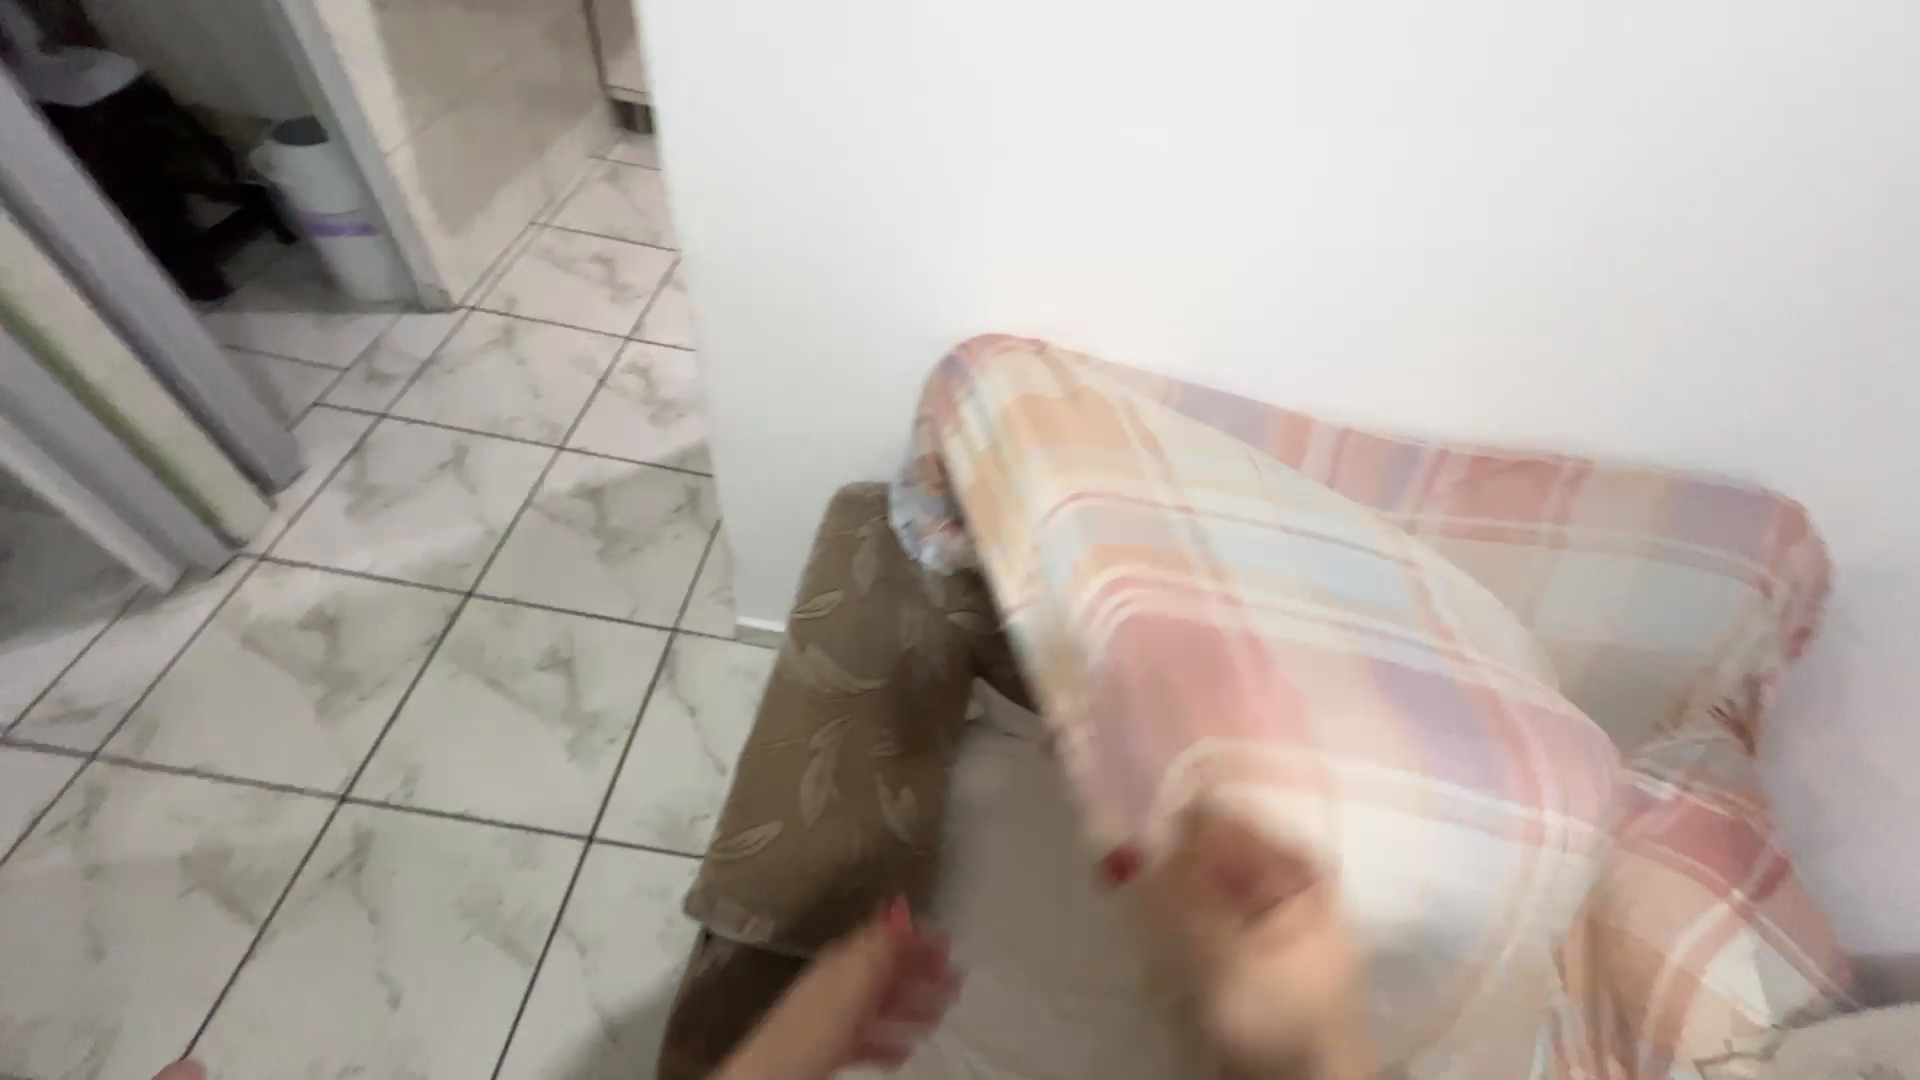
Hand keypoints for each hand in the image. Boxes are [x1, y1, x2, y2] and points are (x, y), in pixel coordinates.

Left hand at [720, 898, 961, 1079]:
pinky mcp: (833, 1045)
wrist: (771, 1074)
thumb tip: (901, 905)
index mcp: (846, 958)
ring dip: (913, 1005)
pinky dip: (890, 1037)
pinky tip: (905, 1047)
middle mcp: (842, 979)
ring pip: (883, 1003)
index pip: (888, 936)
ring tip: (940, 1014)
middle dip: (923, 972)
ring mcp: (836, 1013)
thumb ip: (879, 944)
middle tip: (956, 979)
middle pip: (888, 969)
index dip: (919, 936)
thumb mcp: (852, 979)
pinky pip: (869, 1035)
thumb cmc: (812, 1026)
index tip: (949, 941)